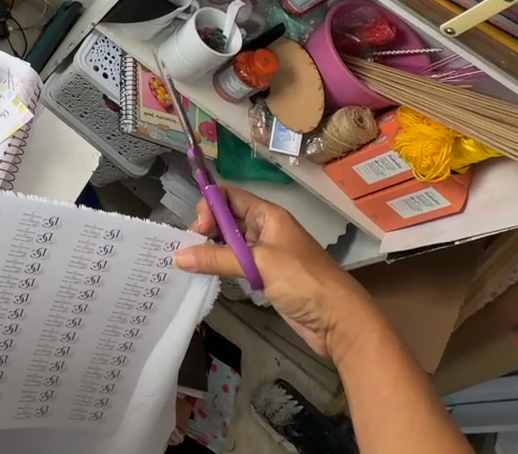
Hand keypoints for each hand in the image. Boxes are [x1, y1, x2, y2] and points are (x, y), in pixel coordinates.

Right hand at [173, 186, 376, 358]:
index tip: (199, 228)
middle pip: (226, 217)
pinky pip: (236, 263)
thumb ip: (217, 258)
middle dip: (206, 228)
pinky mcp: (266, 275)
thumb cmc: (303, 280)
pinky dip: (221, 265)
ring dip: (211, 248)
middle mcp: (265, 229)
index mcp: (267, 215)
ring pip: (229, 242)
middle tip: (193, 247)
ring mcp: (266, 253)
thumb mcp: (258, 264)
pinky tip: (209, 273)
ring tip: (194, 261)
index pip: (229, 195)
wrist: (340, 321)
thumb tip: (178, 257)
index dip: (210, 206)